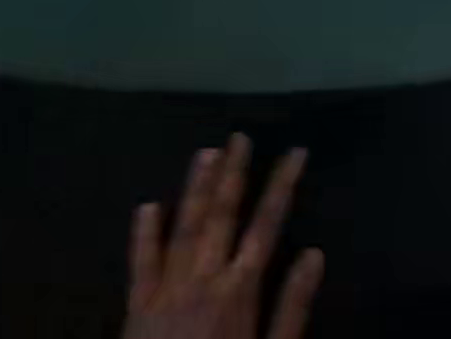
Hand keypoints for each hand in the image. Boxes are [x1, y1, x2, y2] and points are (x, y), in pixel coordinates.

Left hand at [123, 135, 324, 338]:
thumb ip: (292, 308)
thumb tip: (315, 253)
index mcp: (239, 291)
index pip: (268, 223)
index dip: (283, 183)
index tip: (297, 151)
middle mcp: (203, 282)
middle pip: (222, 215)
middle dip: (233, 174)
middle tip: (240, 136)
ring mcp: (165, 295)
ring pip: (183, 229)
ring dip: (194, 189)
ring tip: (205, 153)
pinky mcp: (135, 314)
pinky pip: (139, 268)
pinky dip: (143, 236)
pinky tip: (147, 206)